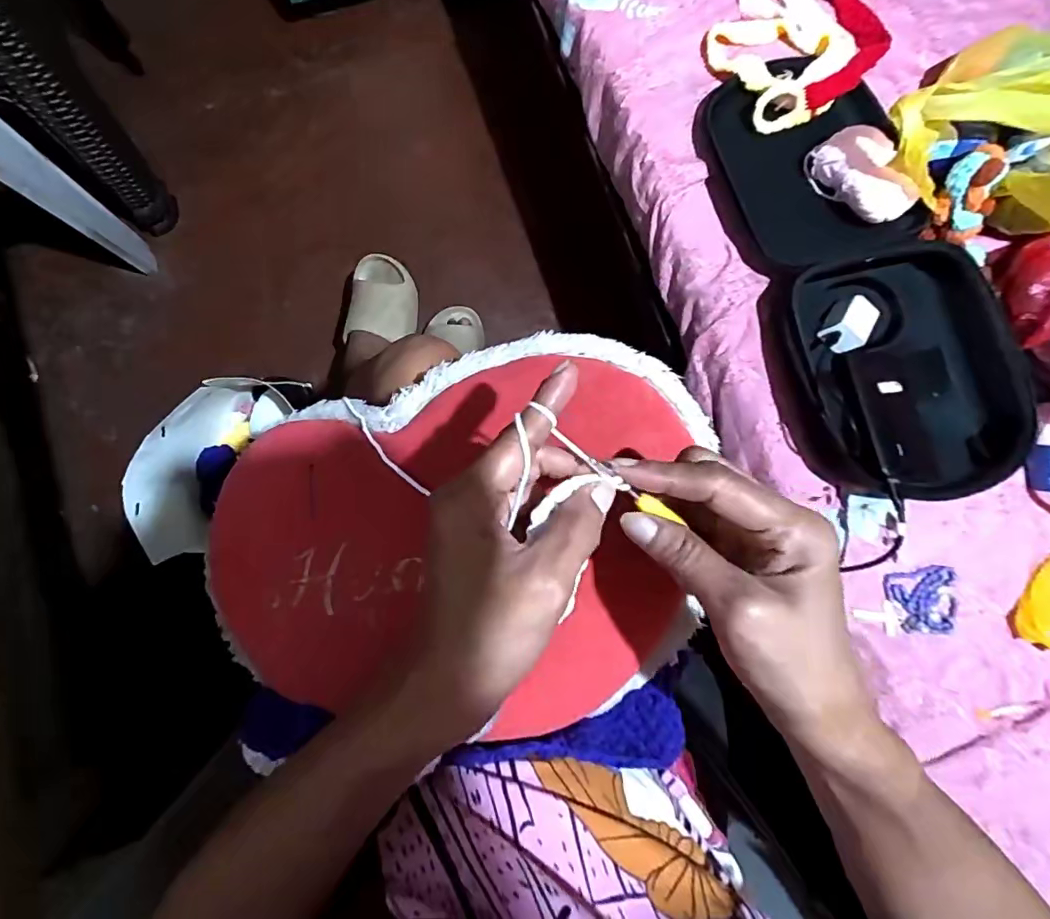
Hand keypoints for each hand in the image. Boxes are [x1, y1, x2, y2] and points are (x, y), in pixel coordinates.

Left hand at [396, 361, 615, 744]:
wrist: (445, 682)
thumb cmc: (494, 629)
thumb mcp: (547, 576)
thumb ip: (575, 523)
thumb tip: (593, 490)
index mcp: (475, 493)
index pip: (520, 434)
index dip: (548, 401)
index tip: (569, 367)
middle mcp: (462, 496)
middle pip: (523, 459)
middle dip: (565, 465)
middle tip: (604, 486)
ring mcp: (462, 519)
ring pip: (519, 486)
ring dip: (555, 492)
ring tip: (590, 509)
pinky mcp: (468, 542)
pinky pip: (511, 510)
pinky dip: (540, 513)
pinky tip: (565, 530)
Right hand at [615, 449, 879, 748]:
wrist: (816, 714)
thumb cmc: (787, 663)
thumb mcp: (734, 608)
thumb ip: (684, 555)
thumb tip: (631, 516)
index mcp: (793, 525)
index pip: (720, 483)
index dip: (666, 475)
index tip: (617, 470)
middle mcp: (779, 517)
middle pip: (713, 477)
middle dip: (666, 478)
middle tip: (618, 484)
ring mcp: (761, 533)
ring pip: (704, 495)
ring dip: (665, 495)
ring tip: (624, 496)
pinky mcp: (743, 551)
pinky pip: (701, 521)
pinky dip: (672, 517)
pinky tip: (647, 519)